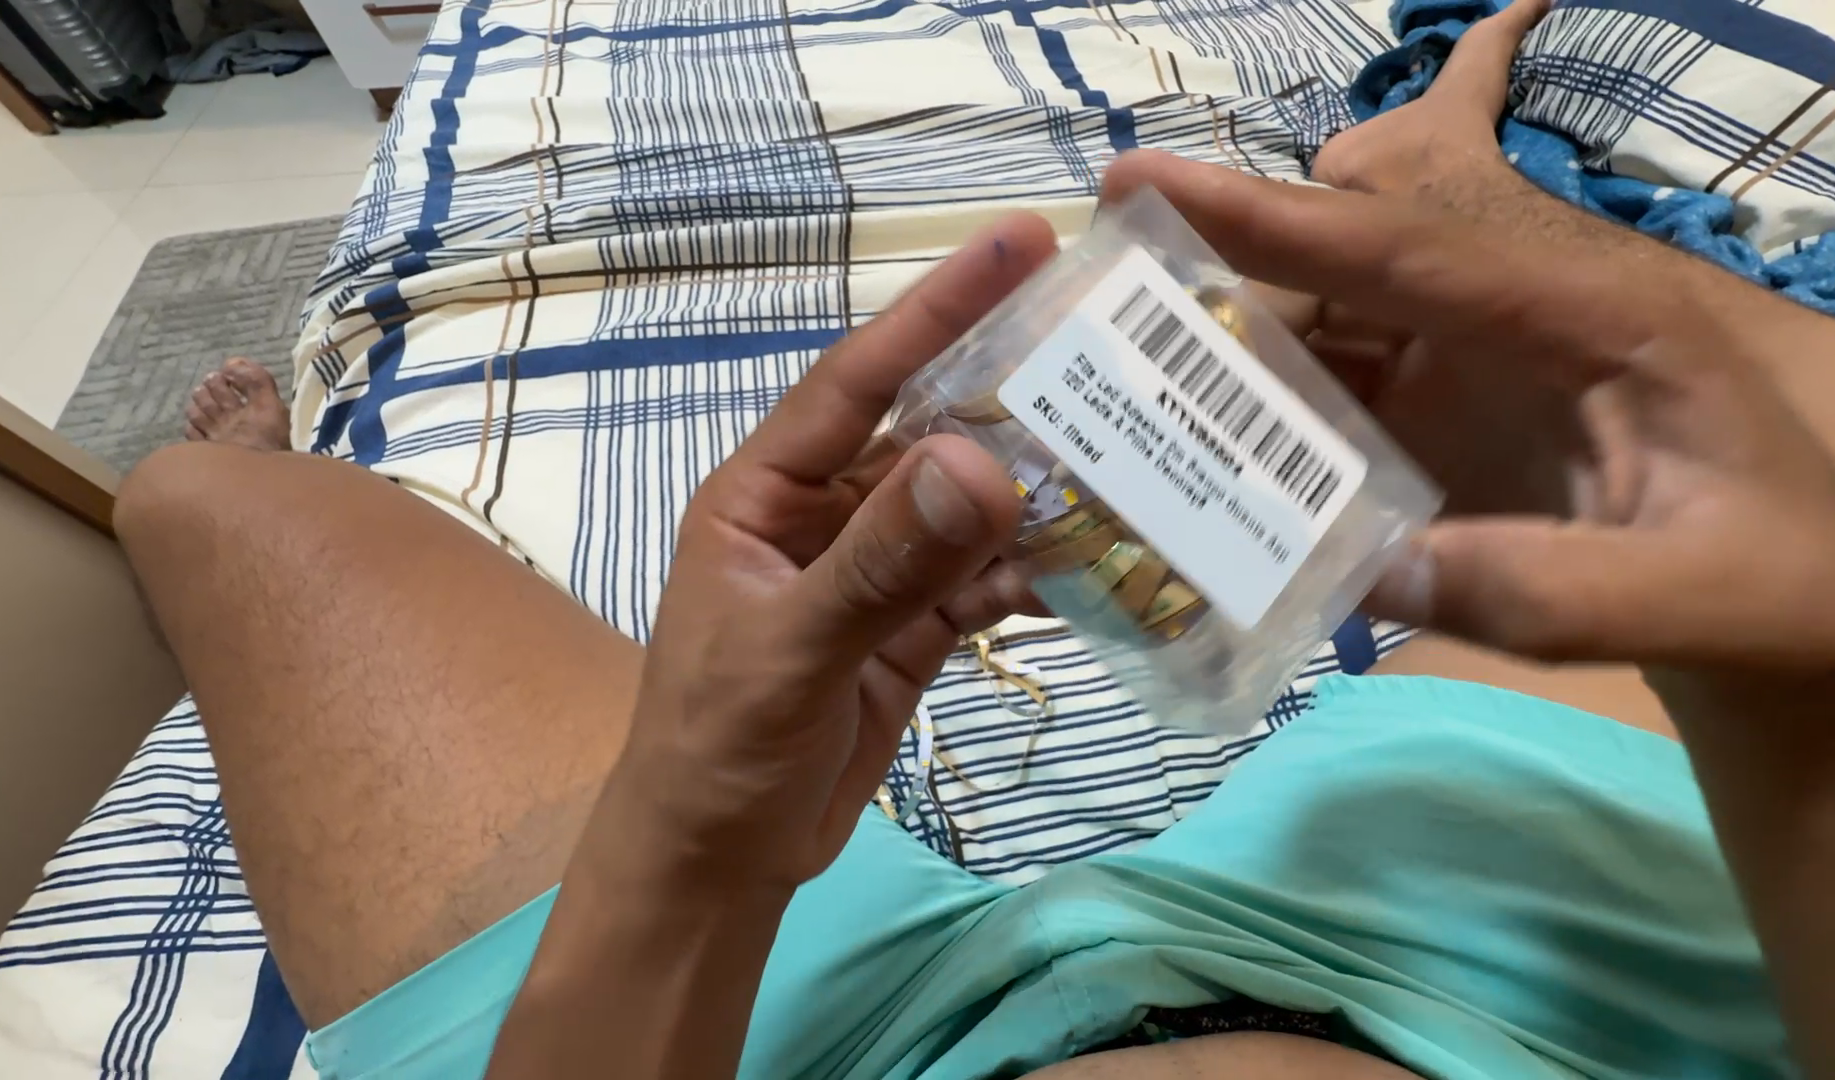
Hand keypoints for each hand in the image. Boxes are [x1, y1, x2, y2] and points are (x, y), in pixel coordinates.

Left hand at [588, 216, 1056, 889]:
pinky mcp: (908, 628)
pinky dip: (1021, 577)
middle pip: (924, 436)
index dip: (935, 311)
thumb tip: (981, 468)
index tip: (1018, 243)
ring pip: (961, 513)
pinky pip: (975, 583)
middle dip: (1005, 400)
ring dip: (1027, 499)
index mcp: (767, 494)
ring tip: (1115, 469)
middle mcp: (824, 516)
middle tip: (1103, 353)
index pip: (856, 381)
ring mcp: (873, 573)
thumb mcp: (789, 651)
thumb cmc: (718, 746)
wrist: (722, 854)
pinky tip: (1075, 572)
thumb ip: (879, 564)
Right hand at [1100, 162, 1834, 680]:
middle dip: (1215, 269)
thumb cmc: (1751, 584)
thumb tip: (1366, 566)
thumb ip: (1546, 591)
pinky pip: (1303, 382)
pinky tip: (1188, 436)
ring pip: (1300, 318)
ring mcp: (1440, 363)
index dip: (1263, 218)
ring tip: (1121, 373)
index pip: (1395, 247)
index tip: (1141, 184)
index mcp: (1572, 318)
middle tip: (1103, 305)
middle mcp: (1488, 317)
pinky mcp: (1406, 408)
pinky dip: (1240, 401)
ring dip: (1214, 341)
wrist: (1754, 605)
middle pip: (1322, 267)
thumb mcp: (1690, 599)